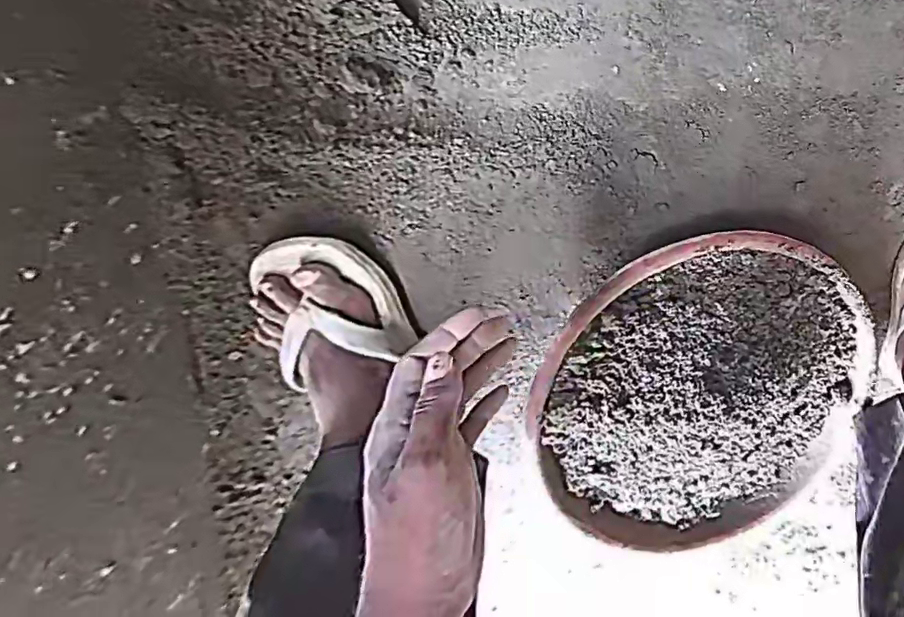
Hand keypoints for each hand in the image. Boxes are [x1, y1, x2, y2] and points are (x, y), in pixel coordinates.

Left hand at [357, 306, 517, 616]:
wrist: (424, 591)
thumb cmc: (415, 537)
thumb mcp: (423, 465)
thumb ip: (431, 410)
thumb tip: (442, 360)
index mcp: (395, 429)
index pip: (419, 365)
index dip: (447, 334)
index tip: (477, 314)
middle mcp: (412, 433)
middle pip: (442, 372)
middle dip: (470, 342)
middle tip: (500, 321)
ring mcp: (433, 449)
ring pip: (459, 391)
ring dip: (482, 363)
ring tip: (508, 341)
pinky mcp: (453, 466)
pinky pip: (471, 418)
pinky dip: (487, 397)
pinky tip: (502, 389)